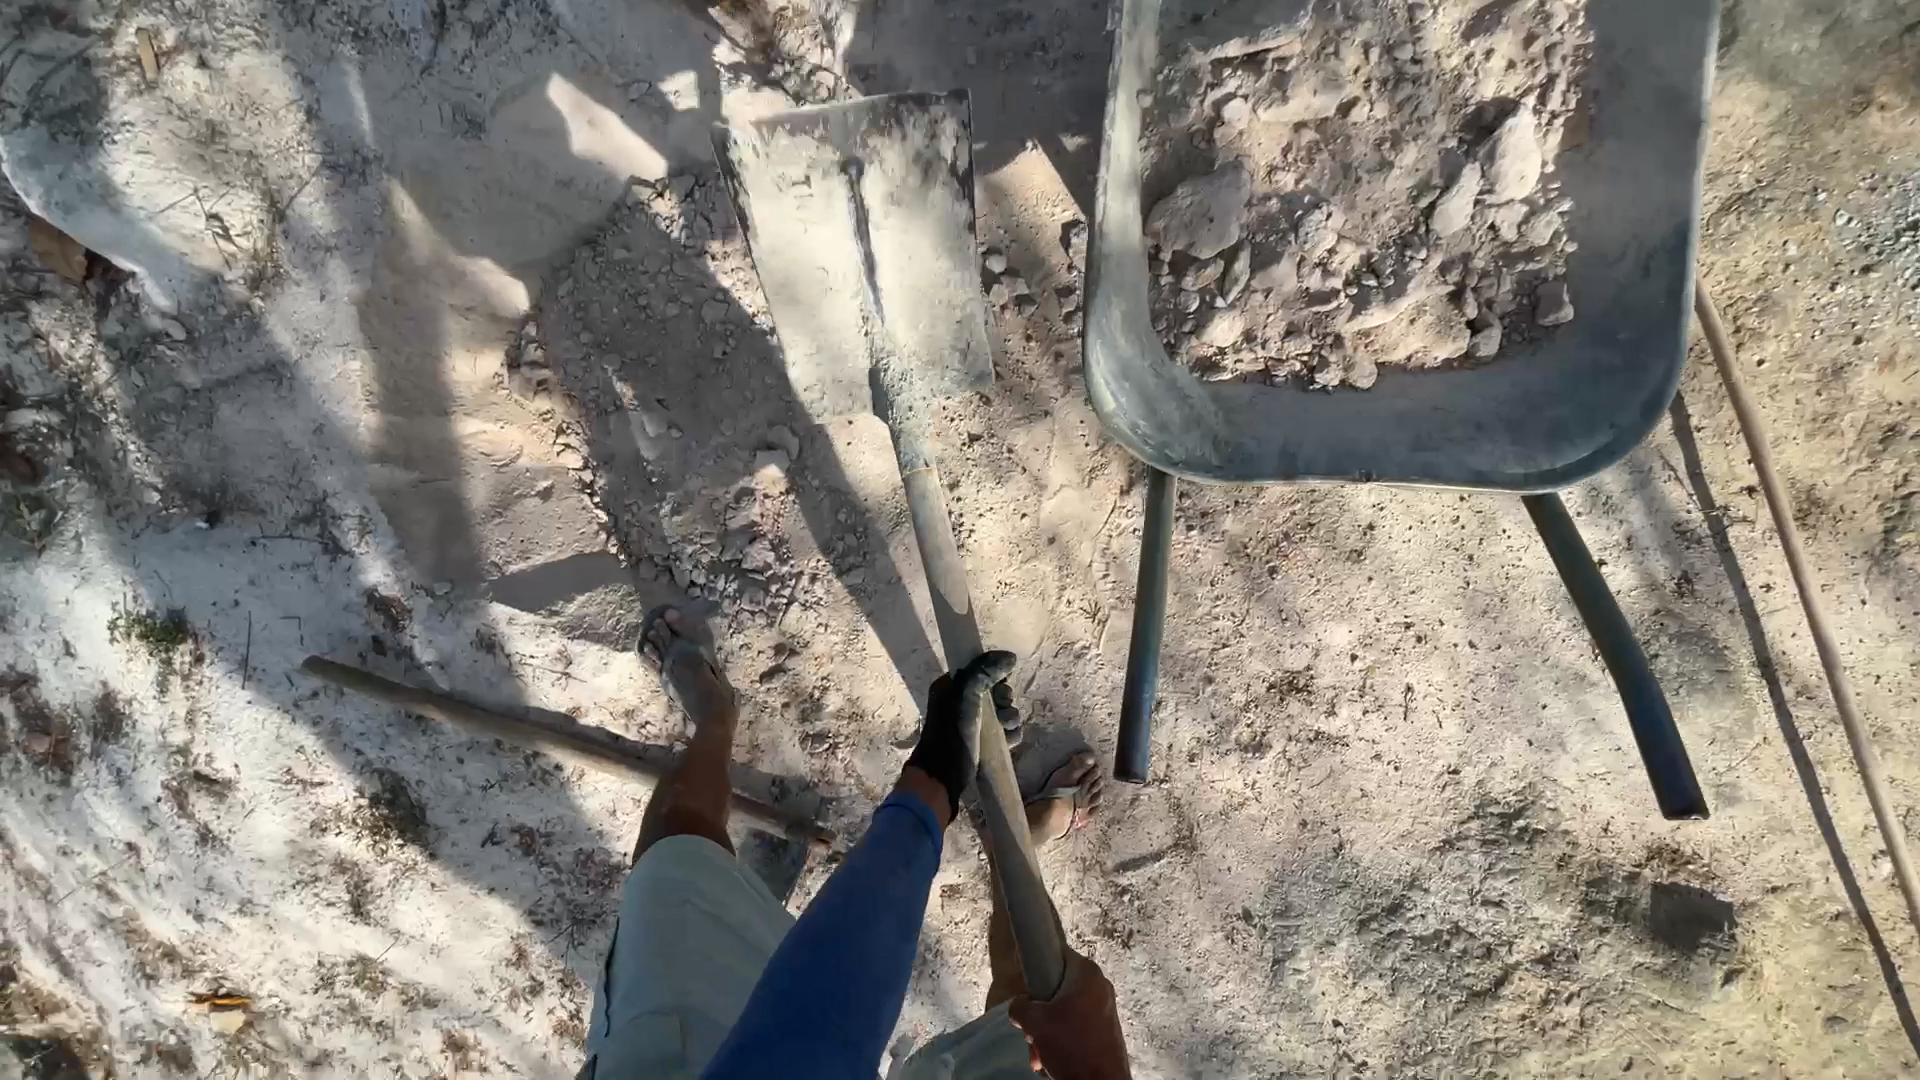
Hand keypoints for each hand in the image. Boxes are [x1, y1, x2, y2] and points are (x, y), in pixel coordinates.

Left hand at [903, 650, 1018, 819]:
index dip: (996, 678)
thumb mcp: (965, 696)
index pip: (982, 670)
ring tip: (1007, 729)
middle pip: (996, 692)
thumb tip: (1008, 657)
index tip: (999, 689)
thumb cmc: (950, 735)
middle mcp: (961, 701)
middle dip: (1005, 701)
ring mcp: (972, 723)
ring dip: (1010, 718)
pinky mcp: (983, 742)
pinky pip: (1004, 731)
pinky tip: (1010, 740)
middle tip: (1002, 714)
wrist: (941, 779)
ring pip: (1003, 712)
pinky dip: (1011, 734)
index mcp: (951, 686)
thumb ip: (984, 673)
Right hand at [1007, 949, 1130, 1079]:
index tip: (1027, 991)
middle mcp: (1100, 984)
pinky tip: (1052, 1060)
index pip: (1055, 955)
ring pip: (1066, 1011)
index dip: (1037, 971)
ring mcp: (1106, 1008)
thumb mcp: (1035, 1023)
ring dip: (1048, 1032)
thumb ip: (1020, 1006)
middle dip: (1040, 1013)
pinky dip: (1063, 1040)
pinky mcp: (1108, 1030)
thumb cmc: (1070, 1045)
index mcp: (1087, 972)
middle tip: (1031, 1031)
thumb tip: (1018, 1006)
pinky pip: (1078, 1026)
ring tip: (1040, 1054)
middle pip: (1058, 988)